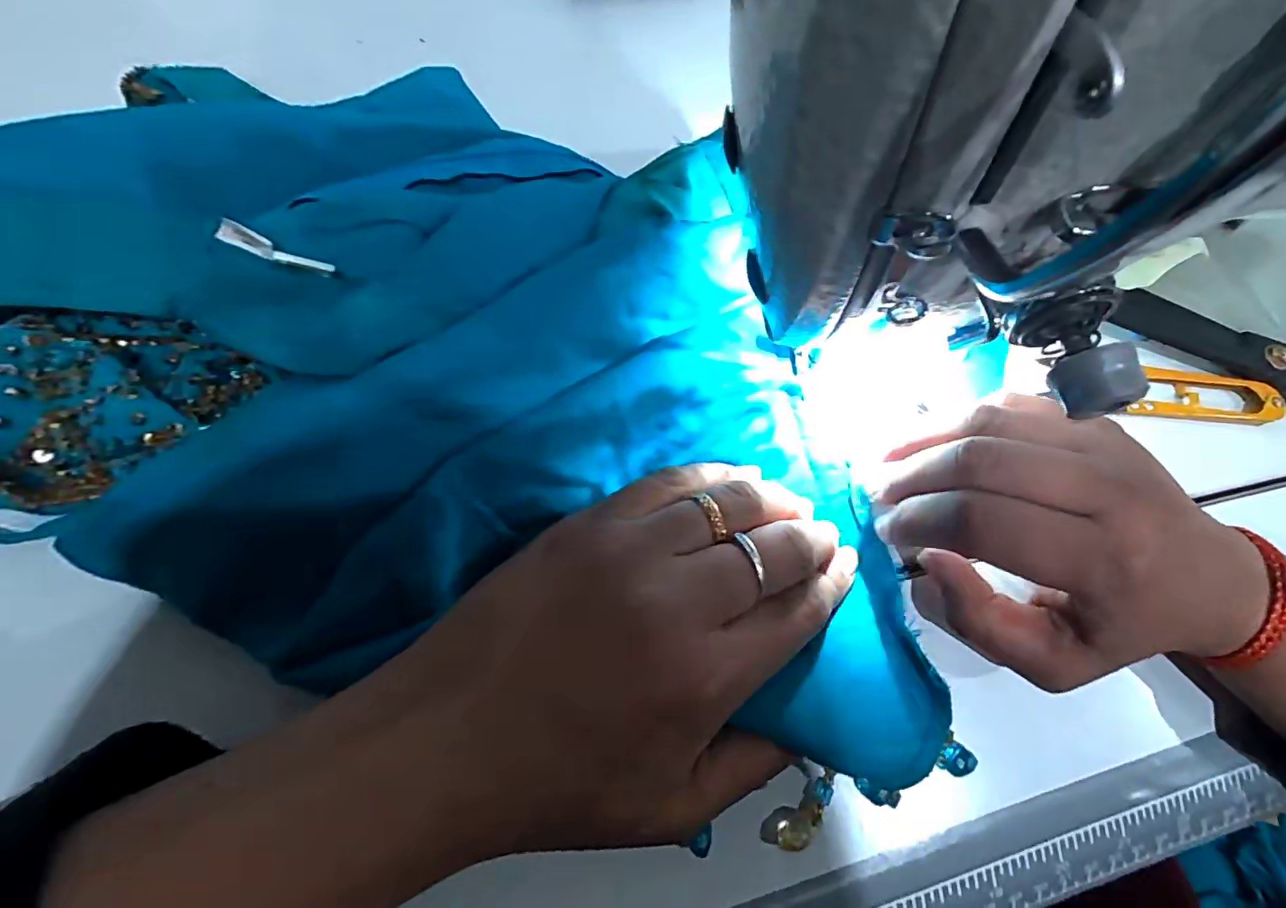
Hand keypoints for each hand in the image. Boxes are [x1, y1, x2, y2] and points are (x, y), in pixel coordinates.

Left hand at [398, 462, 858, 854]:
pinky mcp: (592, 524)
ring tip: (790, 503)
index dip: (831, 583)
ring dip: (775, 499)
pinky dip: (716, 476)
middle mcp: (678, 605)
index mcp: (705, 679)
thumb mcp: (671, 810)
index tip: (844, 567)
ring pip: (731, 504)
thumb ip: (753, 767)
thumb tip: (812, 726)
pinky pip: (673, 482)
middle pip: (775, 550)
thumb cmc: (560, 782)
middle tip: (823, 535)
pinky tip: (734, 480)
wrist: (442, 742)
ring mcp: (631, 553)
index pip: (797, 611)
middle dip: (813, 539)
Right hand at [874, 394, 1267, 689]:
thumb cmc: (1125, 627)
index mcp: (1103, 560)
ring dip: (926, 438)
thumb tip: (925, 566)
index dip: (921, 523)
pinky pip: (1011, 404)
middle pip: (981, 460)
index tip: (889, 536)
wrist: (1202, 573)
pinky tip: (932, 441)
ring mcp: (1101, 440)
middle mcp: (1106, 487)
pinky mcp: (1093, 419)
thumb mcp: (1057, 665)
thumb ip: (982, 624)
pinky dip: (960, 418)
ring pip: (991, 419)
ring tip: (888, 462)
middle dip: (913, 476)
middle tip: (879, 498)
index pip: (985, 521)